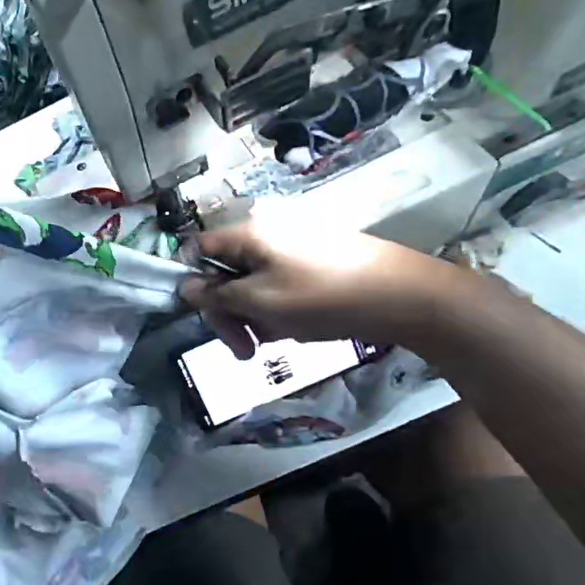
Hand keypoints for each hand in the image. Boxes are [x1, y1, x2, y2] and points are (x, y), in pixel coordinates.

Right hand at [178, 221, 471, 358]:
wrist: (400, 294)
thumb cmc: (322, 297)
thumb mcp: (261, 303)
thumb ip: (218, 297)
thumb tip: (184, 287)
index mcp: (248, 233)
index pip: (199, 250)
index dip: (195, 285)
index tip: (207, 318)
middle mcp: (266, 231)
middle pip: (226, 272)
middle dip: (229, 313)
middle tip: (244, 352)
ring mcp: (292, 245)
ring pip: (253, 284)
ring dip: (255, 316)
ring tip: (276, 340)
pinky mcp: (313, 261)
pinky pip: (279, 284)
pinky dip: (279, 309)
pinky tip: (296, 329)